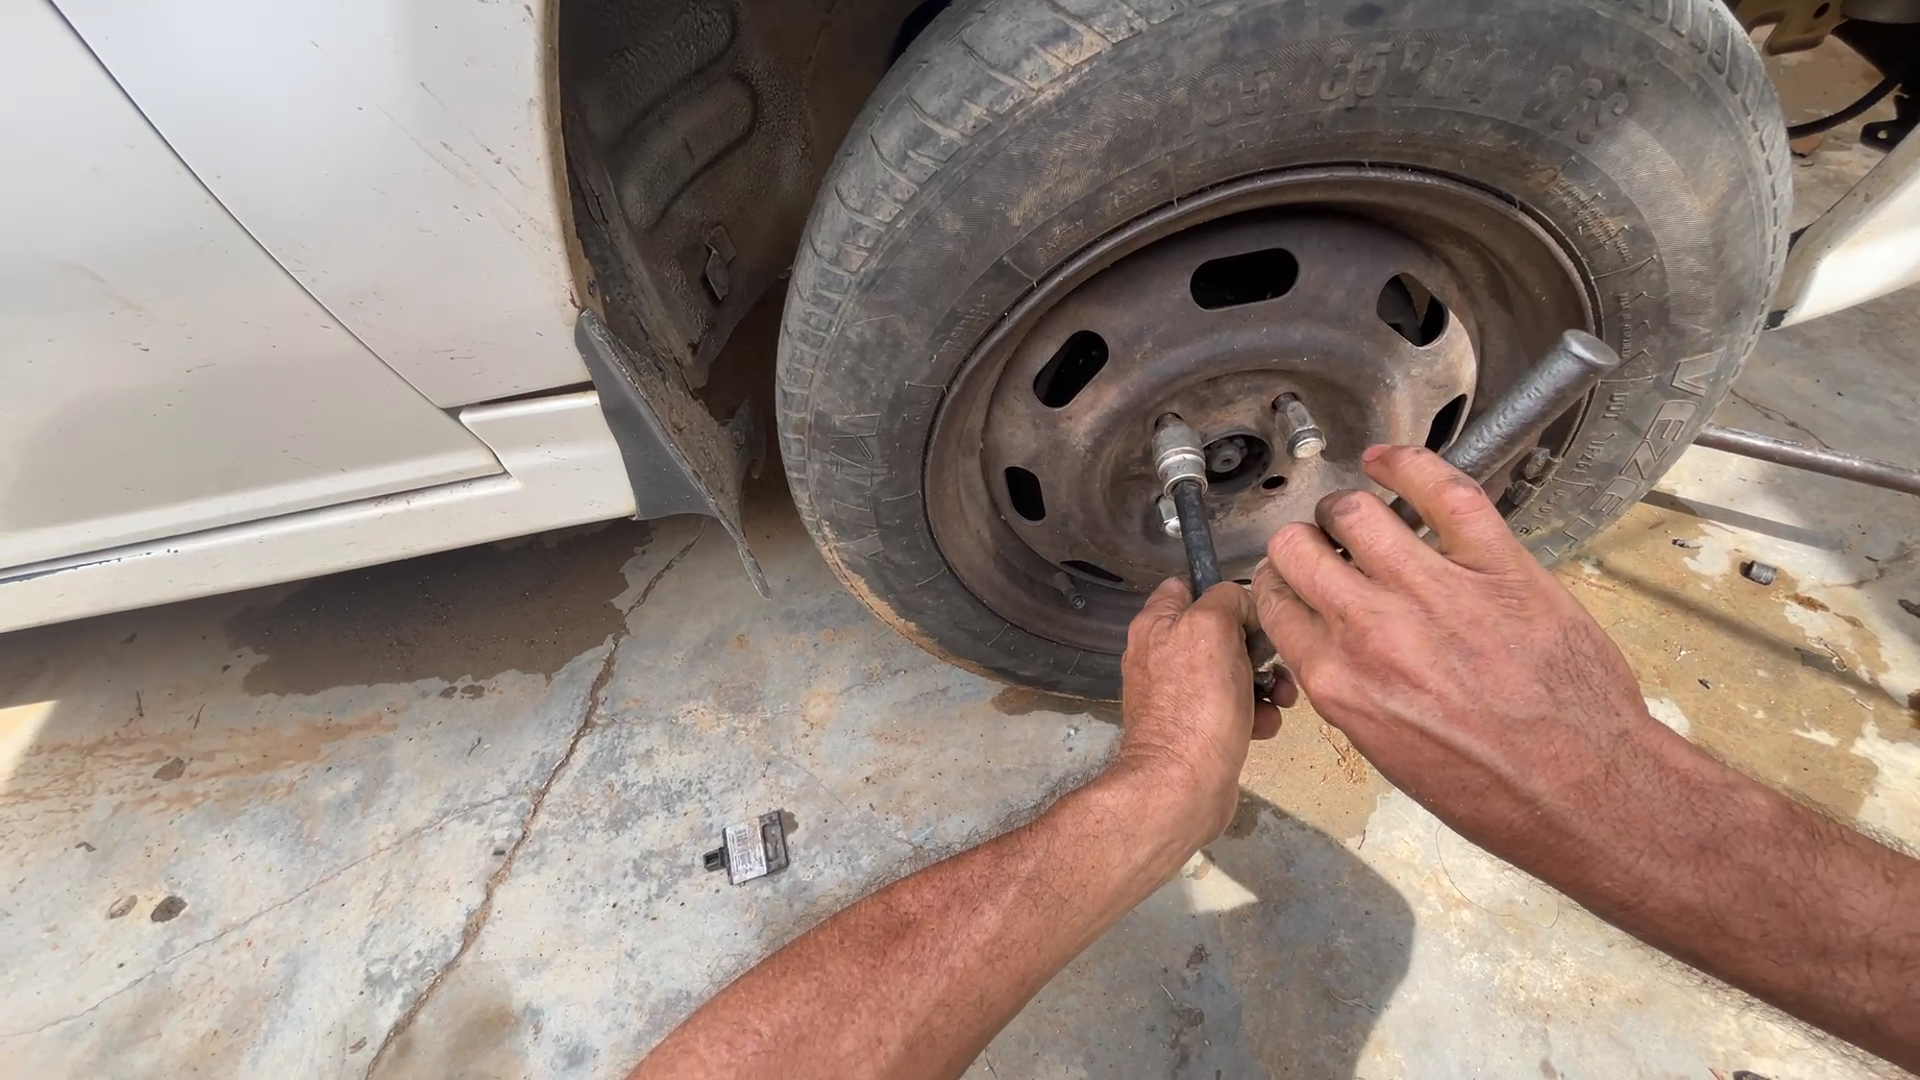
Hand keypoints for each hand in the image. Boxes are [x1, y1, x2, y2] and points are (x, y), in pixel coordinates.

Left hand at [1111, 578, 1290, 854]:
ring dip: (1264, 683)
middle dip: (1255, 646)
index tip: (1252, 609)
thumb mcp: (1212, 628)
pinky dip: (1254, 714)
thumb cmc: (1197, 701)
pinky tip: (1261, 727)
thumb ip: (1225, 599)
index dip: (1222, 593)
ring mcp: (1178, 692)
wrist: (1183, 783)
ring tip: (1278, 701)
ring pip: (1234, 671)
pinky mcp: (1197, 726)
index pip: (1187, 586)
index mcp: (1155, 624)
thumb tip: (1239, 602)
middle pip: (1219, 631)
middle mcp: (1162, 654)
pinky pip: (1235, 707)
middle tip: (1273, 662)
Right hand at [1250, 445, 1681, 868]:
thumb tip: (1323, 636)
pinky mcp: (1499, 567)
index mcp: (1336, 679)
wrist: (1588, 792)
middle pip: (1296, 550)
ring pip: (1354, 513)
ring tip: (1354, 517)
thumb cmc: (1481, 785)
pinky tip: (1387, 460)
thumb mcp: (1375, 745)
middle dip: (1298, 545)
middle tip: (1318, 549)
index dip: (1274, 586)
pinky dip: (1407, 466)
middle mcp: (1370, 628)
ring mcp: (1434, 592)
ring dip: (1343, 511)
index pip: (1273, 603)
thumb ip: (1338, 680)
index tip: (1288, 582)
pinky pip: (1444, 492)